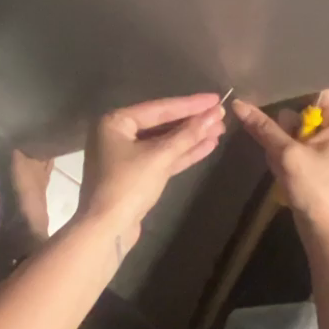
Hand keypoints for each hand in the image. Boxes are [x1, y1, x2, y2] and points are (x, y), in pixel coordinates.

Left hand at [76, 93, 226, 247]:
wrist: (107, 229)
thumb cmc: (127, 186)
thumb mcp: (159, 157)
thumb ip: (187, 135)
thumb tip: (214, 115)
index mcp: (115, 122)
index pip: (159, 108)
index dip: (190, 104)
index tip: (216, 99)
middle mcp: (118, 135)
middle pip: (162, 124)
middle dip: (192, 122)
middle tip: (222, 115)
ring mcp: (126, 156)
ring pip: (164, 143)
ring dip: (191, 138)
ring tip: (220, 130)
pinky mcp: (135, 176)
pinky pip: (161, 158)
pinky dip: (182, 154)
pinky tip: (207, 146)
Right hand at [232, 88, 328, 229]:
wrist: (325, 228)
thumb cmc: (316, 189)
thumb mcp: (287, 155)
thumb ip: (263, 127)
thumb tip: (238, 104)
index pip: (316, 84)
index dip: (292, 81)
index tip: (265, 78)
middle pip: (297, 105)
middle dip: (281, 120)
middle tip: (270, 129)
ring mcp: (321, 140)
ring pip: (288, 125)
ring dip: (277, 140)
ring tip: (280, 160)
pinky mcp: (310, 154)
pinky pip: (288, 142)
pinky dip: (279, 152)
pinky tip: (280, 168)